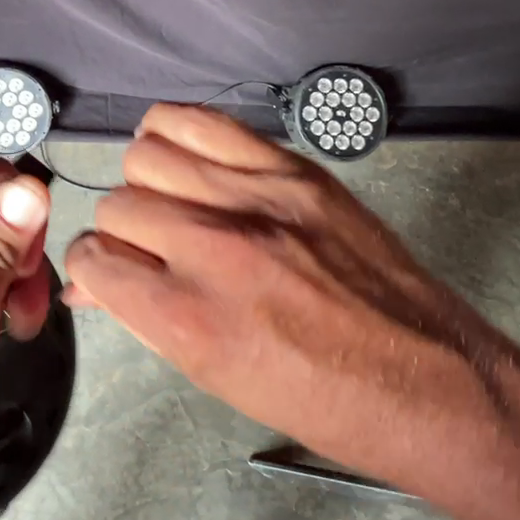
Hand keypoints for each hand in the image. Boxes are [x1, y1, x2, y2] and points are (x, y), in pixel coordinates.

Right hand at [63, 103, 519, 489]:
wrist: (430, 382)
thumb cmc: (319, 398)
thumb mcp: (213, 375)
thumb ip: (140, 316)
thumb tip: (90, 283)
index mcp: (189, 317)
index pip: (91, 258)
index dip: (90, 269)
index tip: (106, 274)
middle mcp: (215, 249)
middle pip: (116, 205)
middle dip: (119, 232)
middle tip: (147, 250)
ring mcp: (258, 199)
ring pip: (145, 154)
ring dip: (144, 184)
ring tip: (170, 205)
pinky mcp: (294, 170)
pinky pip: (199, 121)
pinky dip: (175, 137)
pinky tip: (189, 164)